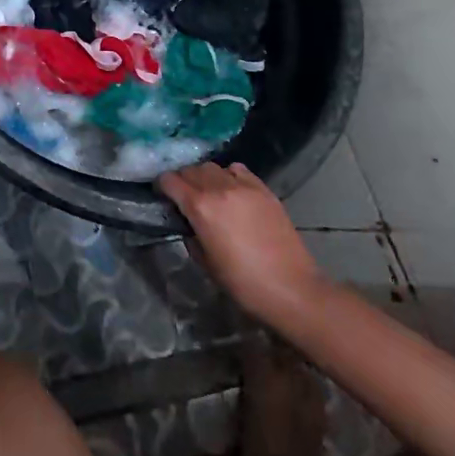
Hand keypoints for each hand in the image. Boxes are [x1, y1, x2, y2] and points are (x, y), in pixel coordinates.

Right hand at [157, 162, 327, 321]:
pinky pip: (238, 170)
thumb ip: (190, 235)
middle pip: (190, 170)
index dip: (162, 187)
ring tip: (209, 194)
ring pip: (213, 167)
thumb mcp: (205, 262)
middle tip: (184, 198)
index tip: (163, 198)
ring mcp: (244, 186)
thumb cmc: (243, 282)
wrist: (292, 289)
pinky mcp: (264, 190)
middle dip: (182, 181)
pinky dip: (229, 175)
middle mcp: (219, 188)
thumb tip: (188, 223)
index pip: (169, 180)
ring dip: (204, 177)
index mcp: (200, 207)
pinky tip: (232, 191)